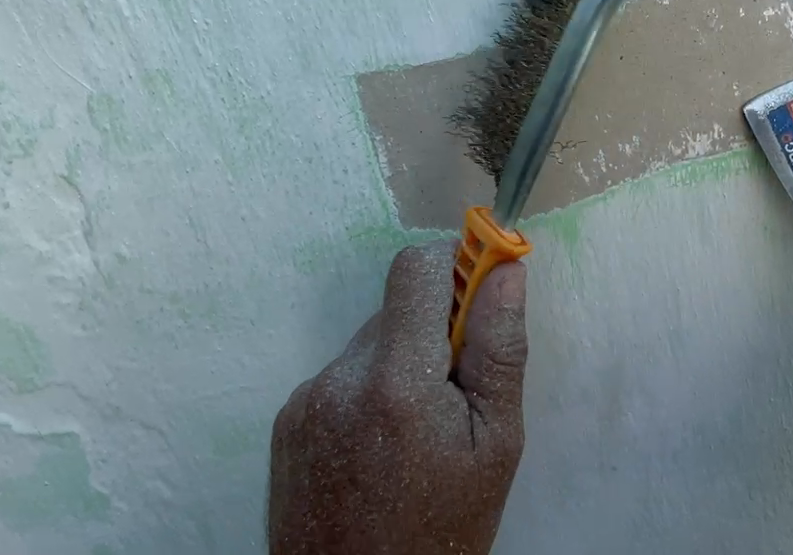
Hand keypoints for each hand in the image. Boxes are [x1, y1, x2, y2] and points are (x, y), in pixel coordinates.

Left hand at [267, 240, 527, 554]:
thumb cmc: (444, 528)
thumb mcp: (497, 441)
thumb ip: (500, 347)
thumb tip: (506, 269)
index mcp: (395, 380)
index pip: (416, 267)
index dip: (454, 264)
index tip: (481, 293)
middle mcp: (338, 377)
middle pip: (398, 306)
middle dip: (437, 327)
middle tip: (461, 387)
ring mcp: (304, 400)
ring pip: (374, 340)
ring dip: (405, 359)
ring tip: (420, 427)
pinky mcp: (286, 421)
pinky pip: (344, 373)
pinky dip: (372, 387)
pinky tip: (384, 442)